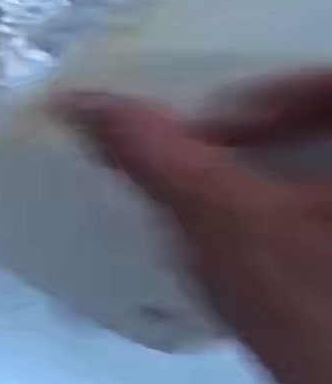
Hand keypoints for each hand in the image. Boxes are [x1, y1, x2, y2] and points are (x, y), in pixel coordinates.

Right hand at [59, 74, 331, 383]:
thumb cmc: (309, 301)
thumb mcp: (216, 217)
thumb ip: (150, 149)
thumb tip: (78, 99)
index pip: (330, 82)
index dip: (267, 97)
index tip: (206, 138)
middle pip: (330, 126)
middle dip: (276, 133)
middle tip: (215, 165)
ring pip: (328, 168)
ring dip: (291, 168)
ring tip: (242, 205)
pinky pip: (325, 207)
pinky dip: (306, 207)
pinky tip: (282, 242)